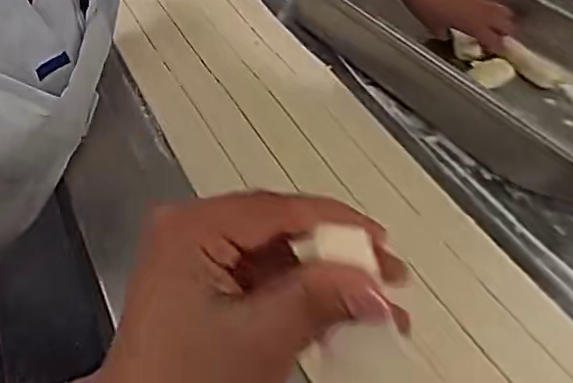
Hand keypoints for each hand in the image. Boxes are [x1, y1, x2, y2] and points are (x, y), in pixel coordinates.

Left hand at [96, 193, 408, 382]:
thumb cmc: (188, 373)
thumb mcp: (258, 337)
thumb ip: (314, 302)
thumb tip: (370, 283)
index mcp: (189, 225)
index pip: (268, 207)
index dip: (329, 218)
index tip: (379, 237)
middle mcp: (185, 227)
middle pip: (269, 225)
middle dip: (330, 250)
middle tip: (387, 274)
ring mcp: (189, 253)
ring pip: (266, 252)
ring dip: (318, 276)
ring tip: (374, 303)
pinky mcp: (197, 281)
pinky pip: (254, 274)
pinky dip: (295, 293)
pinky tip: (335, 315)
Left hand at [394, 0, 514, 52]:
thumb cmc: (424, 7)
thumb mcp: (432, 26)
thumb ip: (444, 33)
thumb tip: (445, 35)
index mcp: (476, 26)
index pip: (497, 42)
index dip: (496, 48)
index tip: (490, 50)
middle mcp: (483, 14)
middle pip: (508, 26)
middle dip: (503, 33)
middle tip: (492, 36)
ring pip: (504, 11)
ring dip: (501, 18)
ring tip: (490, 22)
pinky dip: (490, 3)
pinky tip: (480, 4)